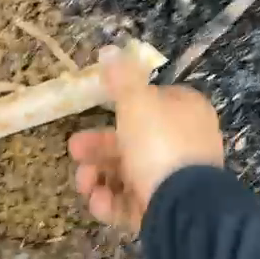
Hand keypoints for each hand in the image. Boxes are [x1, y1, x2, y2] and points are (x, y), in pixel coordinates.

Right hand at [70, 46, 224, 231]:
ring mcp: (175, 179)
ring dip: (98, 176)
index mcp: (185, 112)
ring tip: (83, 184)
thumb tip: (109, 50)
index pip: (149, 103)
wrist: (185, 206)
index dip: (119, 109)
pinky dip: (112, 201)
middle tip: (74, 153)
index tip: (92, 115)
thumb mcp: (136, 102)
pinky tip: (97, 201)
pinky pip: (133, 201)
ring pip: (127, 173)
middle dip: (97, 149)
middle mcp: (184, 143)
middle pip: (132, 141)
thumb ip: (121, 77)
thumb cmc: (160, 144)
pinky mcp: (166, 208)